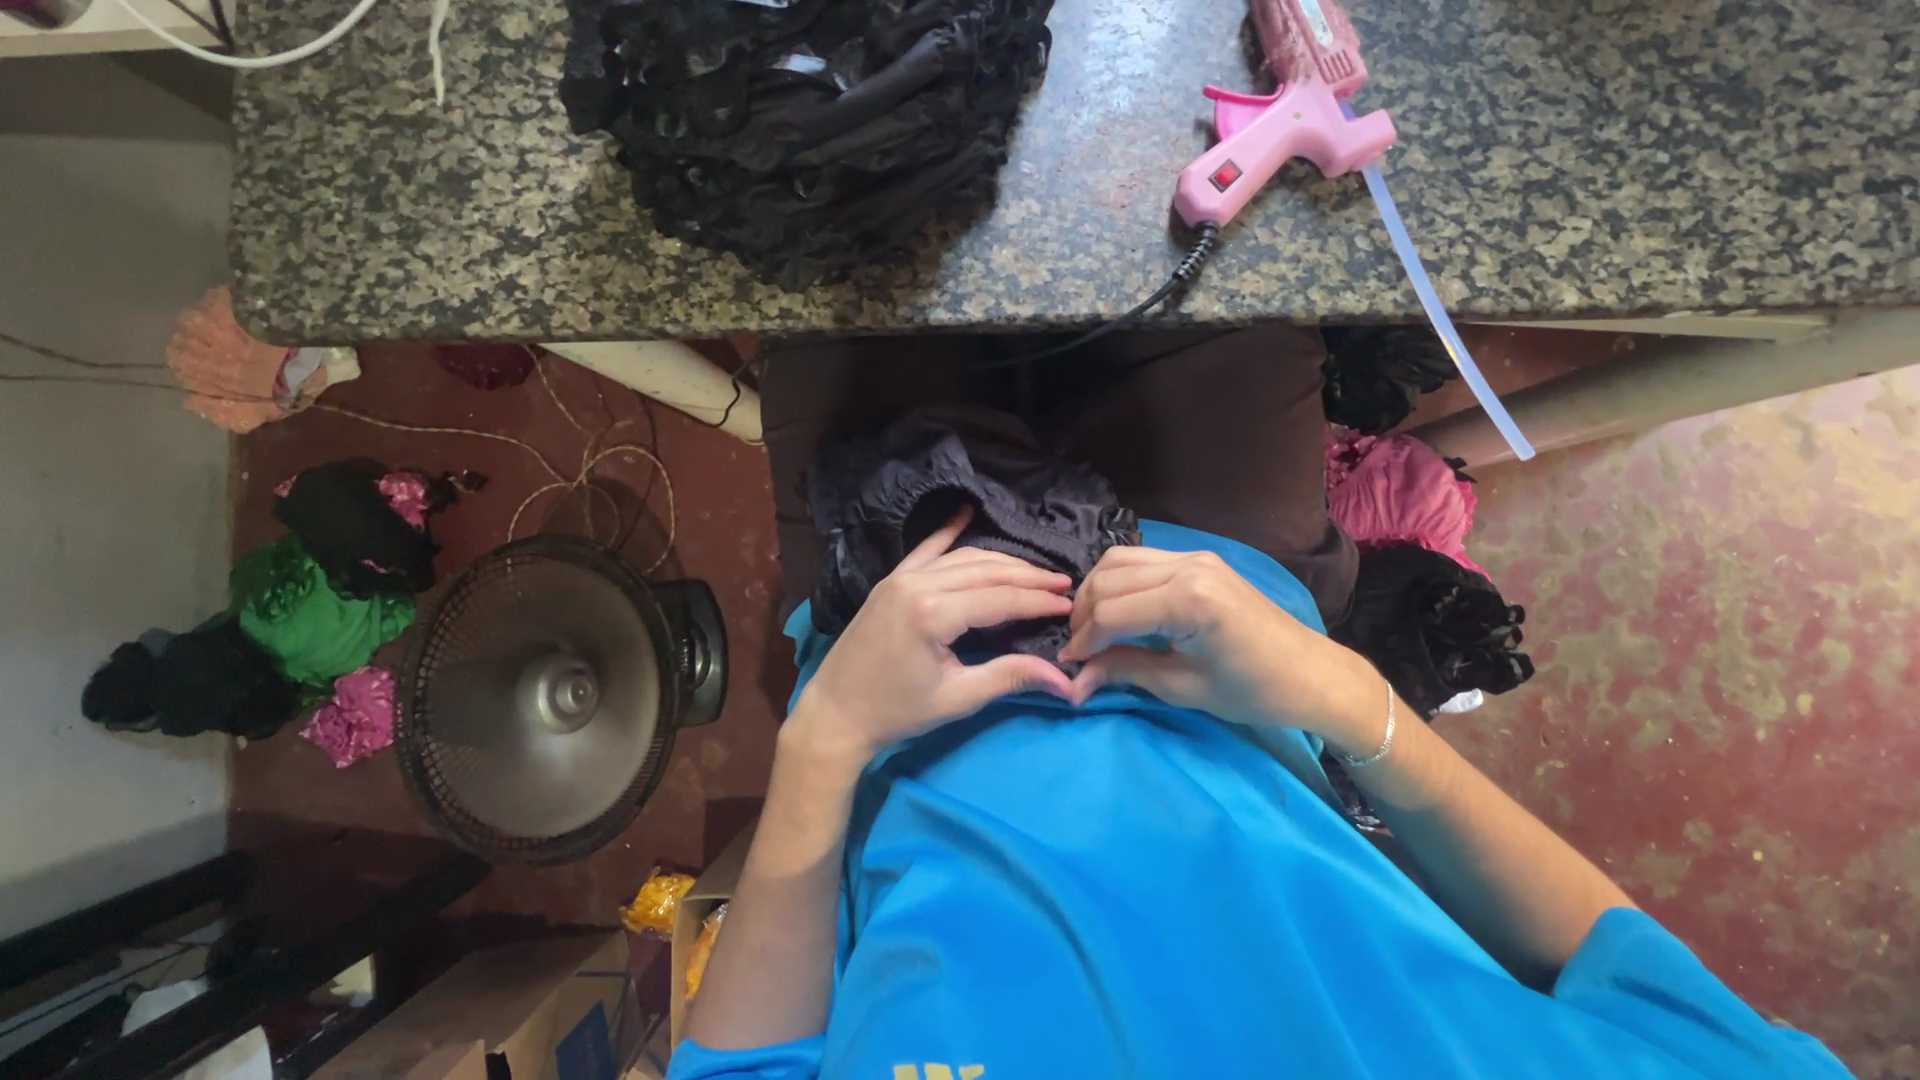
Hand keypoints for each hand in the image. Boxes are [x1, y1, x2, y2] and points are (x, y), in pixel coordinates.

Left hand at [788, 506, 1075, 764]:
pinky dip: (947, 532)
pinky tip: (966, 513)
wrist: (835, 714)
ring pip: (962, 559)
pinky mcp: (890, 581)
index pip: (1001, 599)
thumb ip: (1010, 677)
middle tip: (1063, 585)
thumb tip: (1065, 680)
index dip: (1039, 601)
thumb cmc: (896, 712)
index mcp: (933, 614)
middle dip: (1028, 577)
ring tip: (1035, 572)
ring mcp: (900, 578)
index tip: (1069, 605)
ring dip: (1001, 562)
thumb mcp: (957, 698)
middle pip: (986, 571)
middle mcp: (917, 584)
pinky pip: (925, 550)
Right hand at [1060, 547, 1385, 751]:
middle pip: (1109, 579)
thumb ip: (1125, 672)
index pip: (1112, 612)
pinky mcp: (1200, 559)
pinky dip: (1119, 581)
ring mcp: (1196, 557)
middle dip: (1084, 615)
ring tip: (1093, 629)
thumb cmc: (1255, 691)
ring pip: (1119, 561)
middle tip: (1079, 650)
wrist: (1313, 675)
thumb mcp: (1184, 688)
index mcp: (1190, 600)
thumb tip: (1075, 680)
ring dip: (1097, 592)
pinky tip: (1117, 610)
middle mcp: (1190, 566)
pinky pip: (1141, 560)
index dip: (1084, 640)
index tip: (1070, 665)